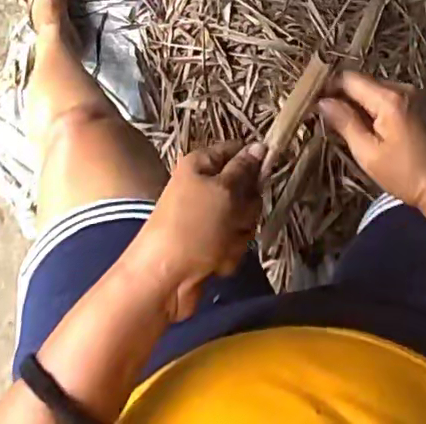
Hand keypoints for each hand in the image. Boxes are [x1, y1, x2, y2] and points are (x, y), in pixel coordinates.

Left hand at [123, 140, 265, 320]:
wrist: (162, 281)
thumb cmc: (192, 227)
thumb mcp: (222, 191)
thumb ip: (245, 169)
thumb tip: (260, 145)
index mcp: (202, 164)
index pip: (238, 151)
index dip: (254, 163)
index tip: (263, 177)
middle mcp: (204, 186)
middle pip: (246, 188)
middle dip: (246, 207)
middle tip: (233, 217)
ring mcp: (207, 216)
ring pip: (244, 218)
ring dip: (238, 234)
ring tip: (221, 244)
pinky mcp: (210, 243)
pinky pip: (234, 241)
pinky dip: (229, 252)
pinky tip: (216, 261)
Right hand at [317, 71, 425, 212]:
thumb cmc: (406, 175)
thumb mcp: (368, 154)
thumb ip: (345, 123)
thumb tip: (323, 101)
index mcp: (389, 99)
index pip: (351, 79)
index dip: (331, 87)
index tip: (318, 102)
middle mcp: (406, 88)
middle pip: (367, 83)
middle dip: (349, 96)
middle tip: (335, 119)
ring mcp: (420, 94)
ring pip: (382, 89)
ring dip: (367, 102)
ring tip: (359, 127)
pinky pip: (398, 97)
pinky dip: (384, 107)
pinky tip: (384, 130)